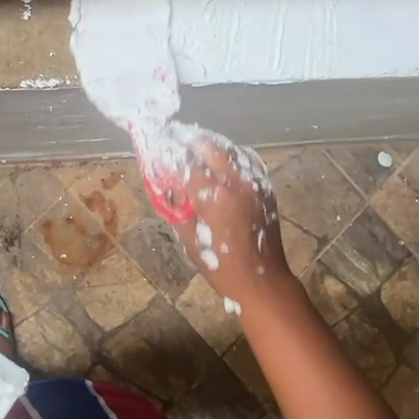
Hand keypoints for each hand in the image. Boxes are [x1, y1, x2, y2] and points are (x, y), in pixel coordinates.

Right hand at [150, 129, 291, 305]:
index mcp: (215, 196)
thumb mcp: (190, 239)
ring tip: (189, 144)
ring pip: (229, 148)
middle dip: (187, 139)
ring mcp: (254, 182)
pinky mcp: (265, 187)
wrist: (263, 281)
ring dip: (207, 144)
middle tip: (171, 137)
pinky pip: (244, 160)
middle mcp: (237, 181)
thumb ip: (179, 207)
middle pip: (209, 145)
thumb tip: (168, 184)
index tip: (153, 142)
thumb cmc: (222, 267)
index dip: (167, 151)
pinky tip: (215, 160)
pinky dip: (226, 155)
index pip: (185, 162)